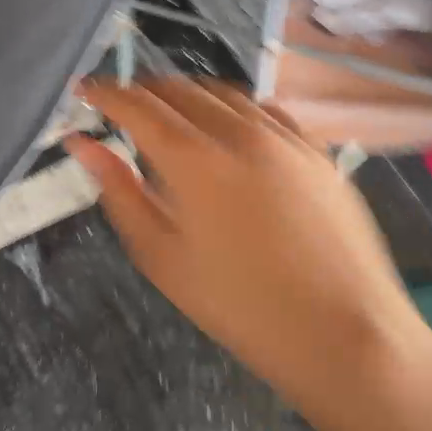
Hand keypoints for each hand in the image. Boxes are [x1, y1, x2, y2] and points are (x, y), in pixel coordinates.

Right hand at [65, 78, 431, 430]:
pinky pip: (265, 109)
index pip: (134, 104)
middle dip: (139, 91)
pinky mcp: (318, 155)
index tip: (82, 91)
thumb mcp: (159, 254)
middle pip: (176, 88)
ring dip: (184, 94)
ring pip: (221, 91)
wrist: (350, 342)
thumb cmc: (240, 304)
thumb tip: (80, 142)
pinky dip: (232, 107)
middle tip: (119, 108)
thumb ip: (117, 190)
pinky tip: (227, 130)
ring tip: (168, 115)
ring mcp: (285, 140)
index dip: (102, 92)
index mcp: (192, 158)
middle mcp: (237, 134)